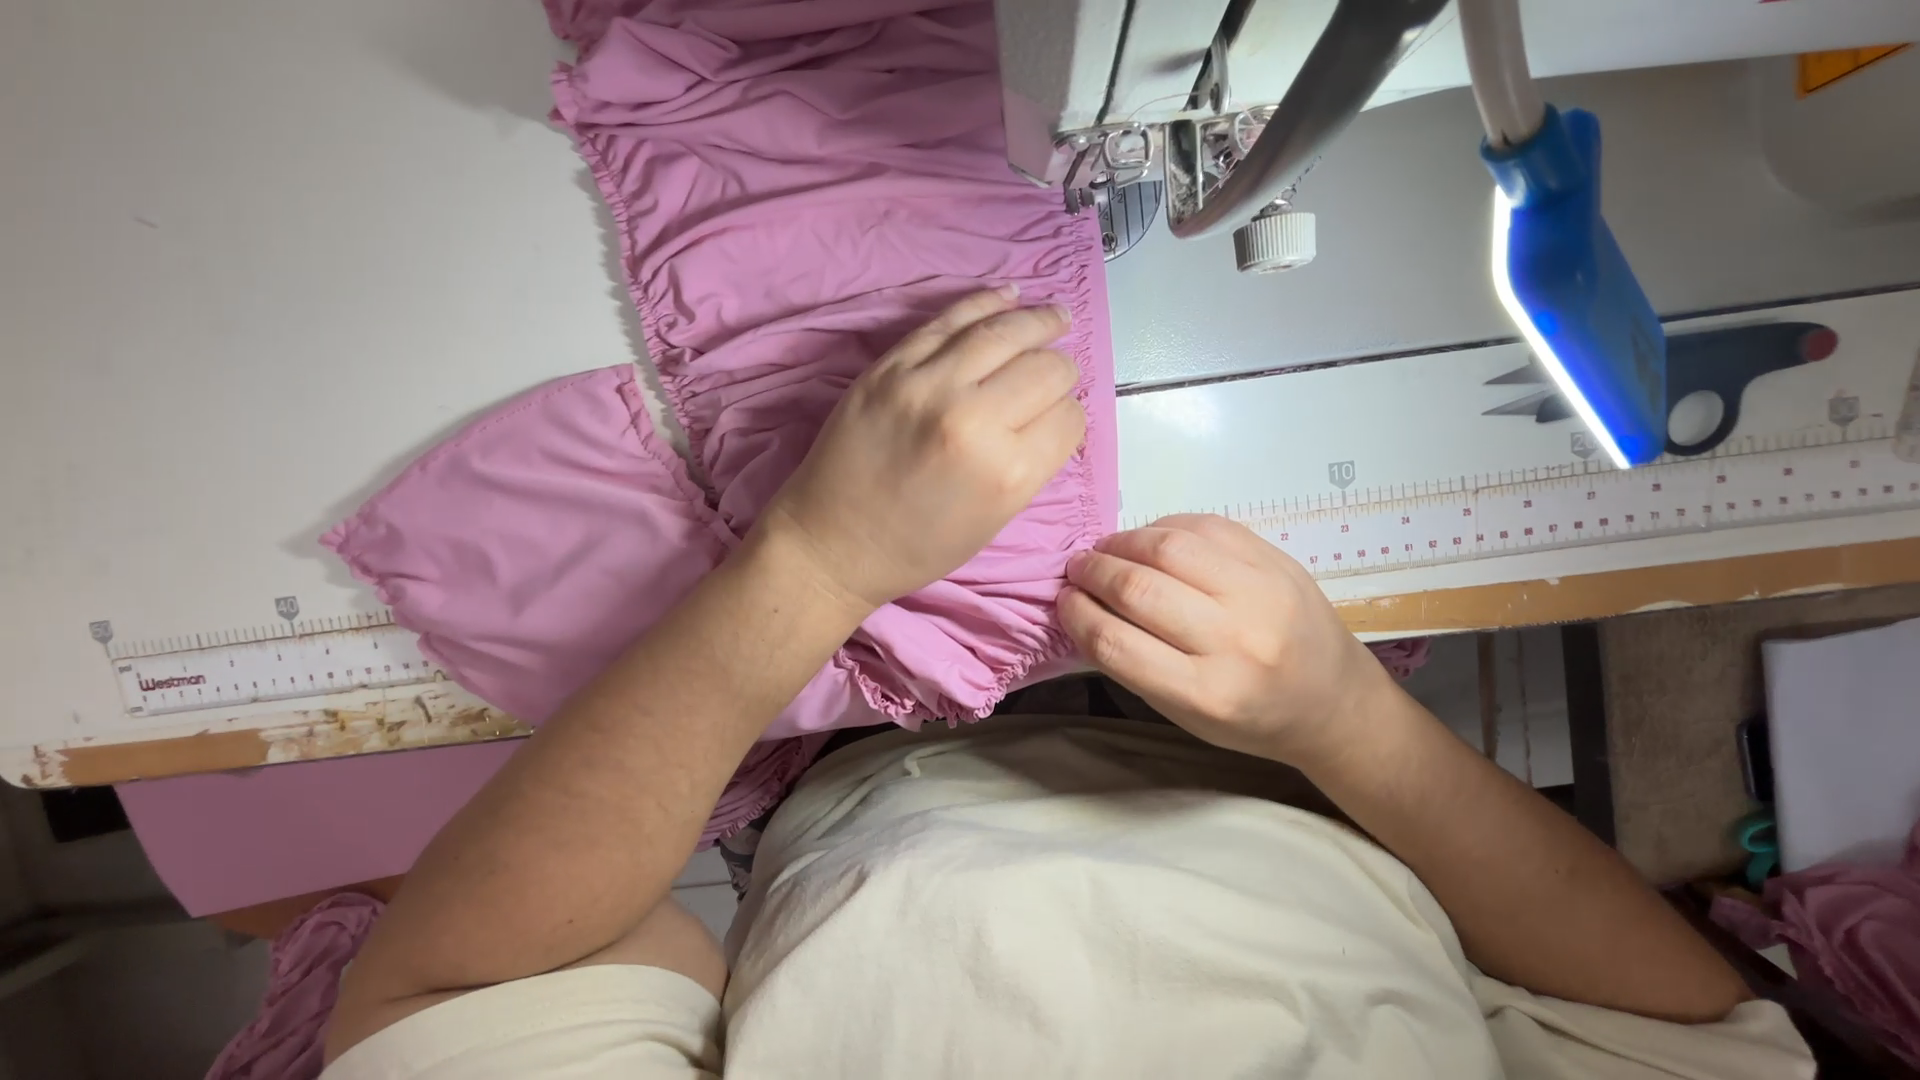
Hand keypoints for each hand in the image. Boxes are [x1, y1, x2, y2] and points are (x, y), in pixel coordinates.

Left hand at [755, 286, 1085, 613]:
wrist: (833, 542)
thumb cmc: (917, 546)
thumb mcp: (993, 520)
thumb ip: (1030, 462)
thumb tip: (1053, 411)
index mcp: (1007, 472)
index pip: (1068, 418)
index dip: (1069, 415)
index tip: (1058, 416)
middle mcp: (974, 420)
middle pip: (1046, 370)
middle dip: (1060, 370)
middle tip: (1058, 372)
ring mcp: (928, 385)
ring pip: (1004, 332)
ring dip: (1039, 321)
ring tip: (1056, 317)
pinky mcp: (891, 366)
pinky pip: (951, 319)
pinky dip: (986, 303)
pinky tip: (1010, 296)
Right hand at [1059, 514, 1393, 767]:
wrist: (1333, 702)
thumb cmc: (1248, 718)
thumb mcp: (1183, 712)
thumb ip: (1132, 661)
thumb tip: (1083, 603)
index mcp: (1206, 694)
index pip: (1115, 642)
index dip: (1076, 614)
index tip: (1064, 600)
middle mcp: (1236, 641)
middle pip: (1138, 589)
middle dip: (1092, 572)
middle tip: (1077, 570)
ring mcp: (1261, 594)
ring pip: (1168, 546)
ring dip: (1122, 543)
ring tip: (1106, 551)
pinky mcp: (1277, 561)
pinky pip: (1205, 525)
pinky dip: (1163, 528)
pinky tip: (1150, 541)